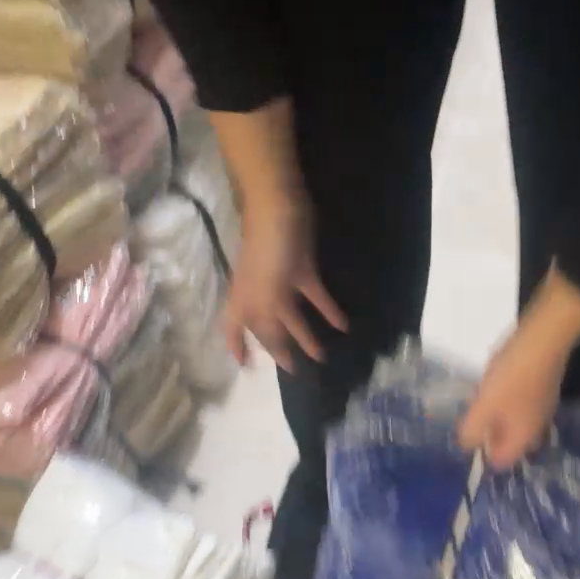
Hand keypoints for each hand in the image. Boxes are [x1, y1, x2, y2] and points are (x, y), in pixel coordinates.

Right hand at [224, 203, 346, 371]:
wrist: (281, 207)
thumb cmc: (267, 250)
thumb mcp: (262, 291)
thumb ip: (265, 320)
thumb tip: (272, 346)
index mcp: (244, 299)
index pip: (235, 327)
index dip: (237, 345)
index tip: (244, 366)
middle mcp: (261, 294)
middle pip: (270, 327)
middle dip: (280, 349)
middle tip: (296, 371)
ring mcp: (283, 281)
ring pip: (294, 316)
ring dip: (307, 336)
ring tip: (323, 357)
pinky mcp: (304, 270)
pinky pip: (317, 297)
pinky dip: (329, 312)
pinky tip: (343, 326)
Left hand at [460, 324, 568, 468]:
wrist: (545, 339)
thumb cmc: (512, 376)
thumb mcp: (484, 405)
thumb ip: (472, 430)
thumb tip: (466, 446)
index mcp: (524, 437)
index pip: (502, 462)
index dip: (483, 455)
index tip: (468, 438)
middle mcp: (537, 428)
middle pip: (511, 443)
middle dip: (490, 435)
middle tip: (472, 418)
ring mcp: (544, 408)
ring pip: (516, 423)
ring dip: (498, 417)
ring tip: (480, 400)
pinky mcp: (545, 390)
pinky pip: (522, 406)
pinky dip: (508, 402)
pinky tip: (496, 384)